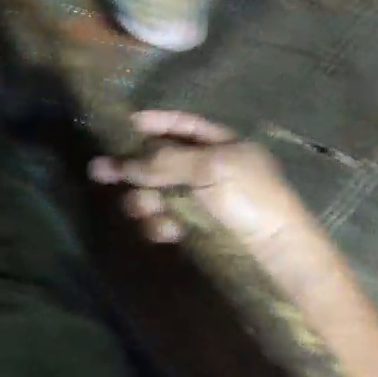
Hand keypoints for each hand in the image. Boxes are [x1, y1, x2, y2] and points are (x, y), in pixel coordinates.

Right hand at [90, 111, 323, 267]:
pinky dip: (156, 225)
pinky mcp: (189, 229)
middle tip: (100, 172)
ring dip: (142, 201)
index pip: (181, 124)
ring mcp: (196, 201)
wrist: (277, 254)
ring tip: (145, 210)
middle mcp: (205, 169)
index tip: (121, 124)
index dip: (152, 122)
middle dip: (133, 168)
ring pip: (151, 192)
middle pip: (156, 160)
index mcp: (219, 145)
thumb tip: (118, 163)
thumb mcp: (211, 167)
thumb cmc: (252, 199)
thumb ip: (163, 160)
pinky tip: (166, 231)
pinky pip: (159, 220)